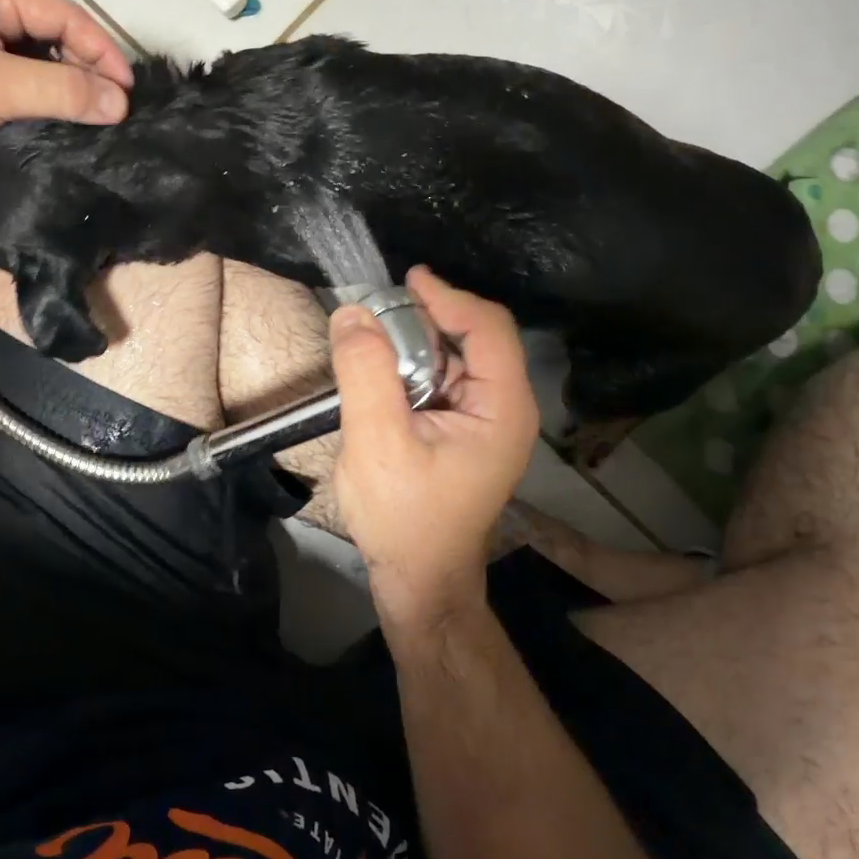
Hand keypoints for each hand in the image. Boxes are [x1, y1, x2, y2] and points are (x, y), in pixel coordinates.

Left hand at [0, 0, 133, 177]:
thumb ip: (60, 91)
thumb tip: (121, 104)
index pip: (61, 14)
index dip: (100, 49)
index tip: (128, 91)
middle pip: (53, 35)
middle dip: (87, 69)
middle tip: (115, 109)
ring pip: (39, 61)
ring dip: (69, 87)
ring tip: (96, 117)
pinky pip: (22, 83)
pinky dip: (47, 100)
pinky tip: (63, 122)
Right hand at [330, 267, 539, 623]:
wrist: (419, 579)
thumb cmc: (404, 518)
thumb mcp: (377, 442)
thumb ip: (366, 373)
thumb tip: (353, 312)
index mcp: (503, 408)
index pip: (487, 328)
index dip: (448, 296)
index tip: (406, 279)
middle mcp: (506, 409)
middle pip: (475, 338)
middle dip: (428, 319)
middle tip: (378, 312)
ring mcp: (488, 423)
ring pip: (456, 359)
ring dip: (417, 344)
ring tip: (373, 341)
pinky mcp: (465, 433)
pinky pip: (443, 383)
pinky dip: (413, 369)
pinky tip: (383, 374)